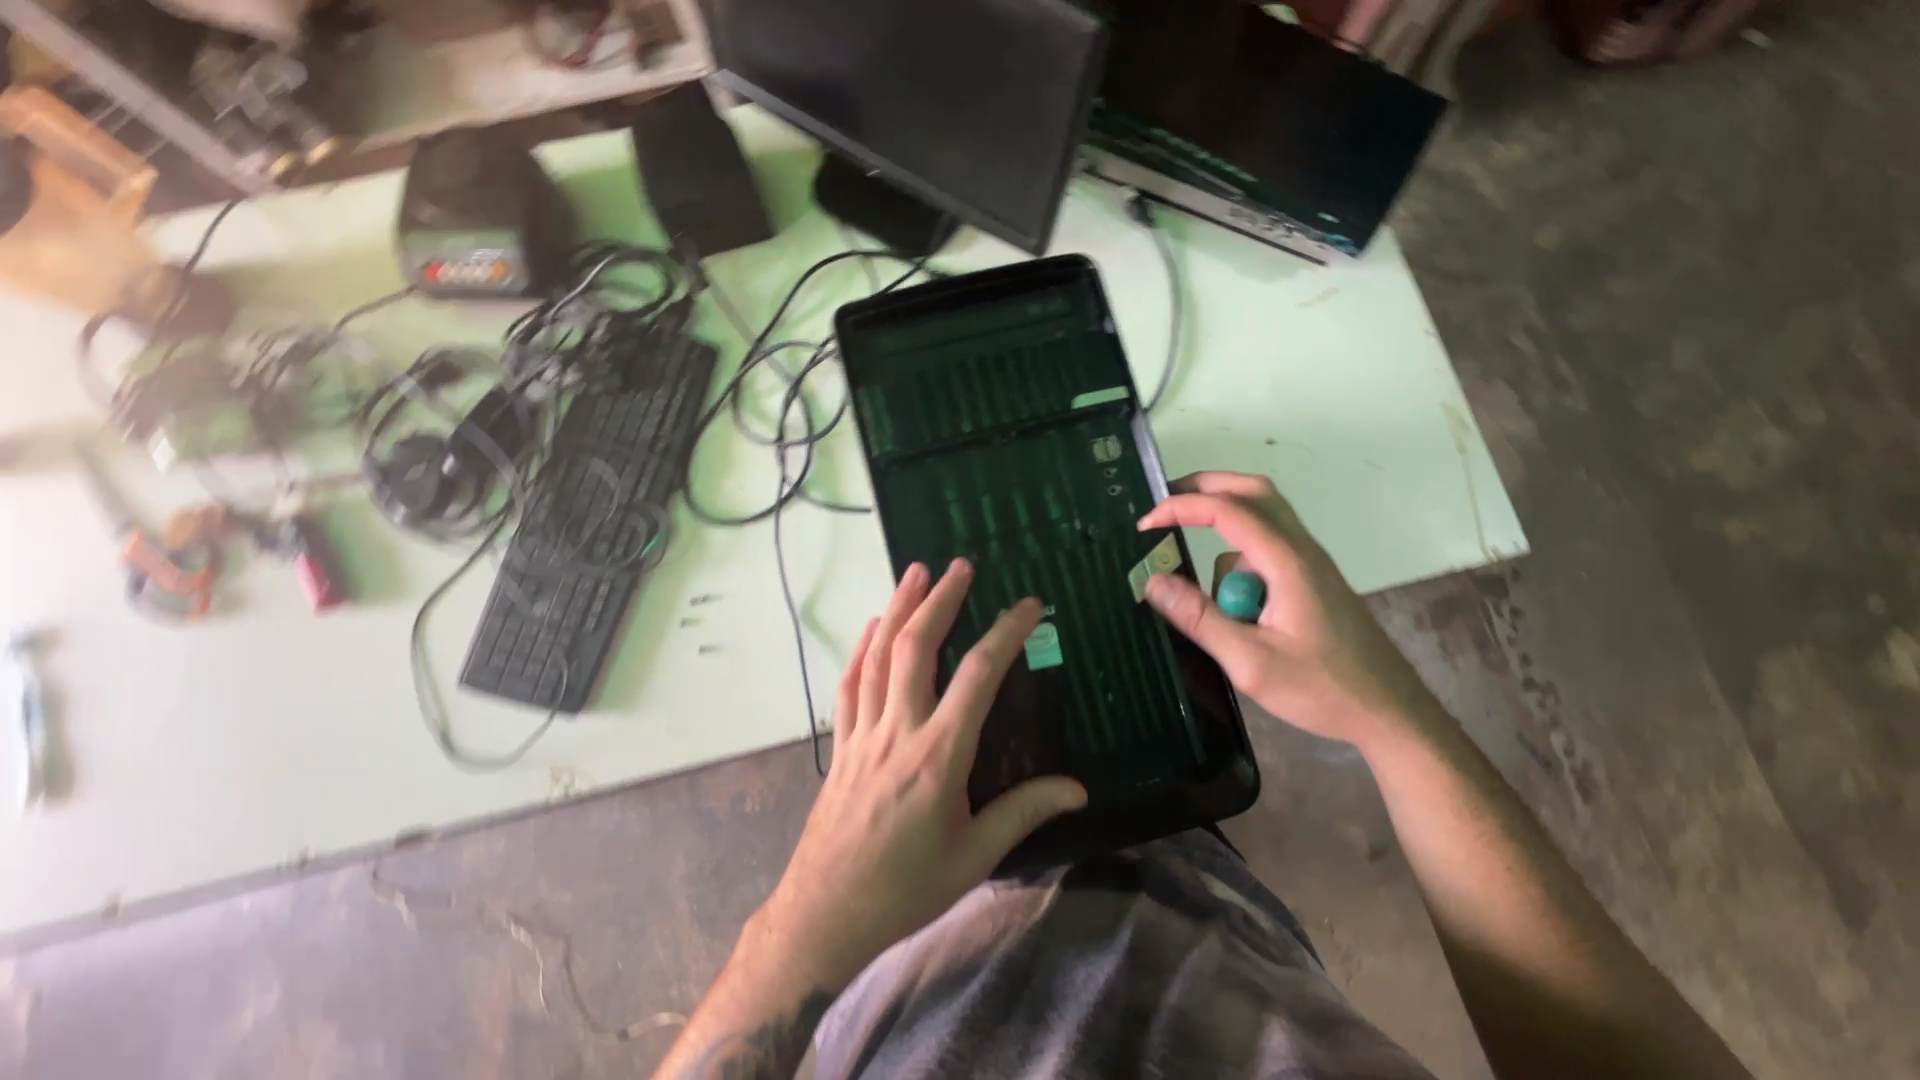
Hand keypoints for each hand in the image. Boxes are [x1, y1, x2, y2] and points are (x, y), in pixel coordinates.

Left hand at [755, 559, 1087, 990]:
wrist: (827, 913)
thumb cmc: (907, 888)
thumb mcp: (975, 857)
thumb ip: (1024, 813)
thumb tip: (1078, 789)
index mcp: (939, 756)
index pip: (978, 677)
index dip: (1005, 633)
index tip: (1028, 605)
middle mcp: (899, 732)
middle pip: (915, 649)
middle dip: (939, 601)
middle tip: (959, 565)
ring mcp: (863, 735)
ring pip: (878, 657)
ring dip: (897, 610)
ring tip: (915, 572)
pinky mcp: (840, 746)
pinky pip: (849, 686)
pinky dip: (861, 649)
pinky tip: (871, 627)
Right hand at [1137, 471, 1431, 747]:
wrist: (1390, 712)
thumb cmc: (1322, 690)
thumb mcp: (1251, 662)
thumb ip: (1200, 619)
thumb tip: (1153, 582)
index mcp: (1287, 562)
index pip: (1227, 510)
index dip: (1181, 507)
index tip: (1144, 525)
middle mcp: (1301, 550)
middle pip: (1252, 492)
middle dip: (1205, 489)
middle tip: (1165, 507)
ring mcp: (1310, 563)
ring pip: (1261, 521)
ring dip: (1225, 540)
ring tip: (1211, 600)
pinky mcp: (1312, 581)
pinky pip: (1267, 552)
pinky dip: (1242, 563)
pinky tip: (1239, 614)